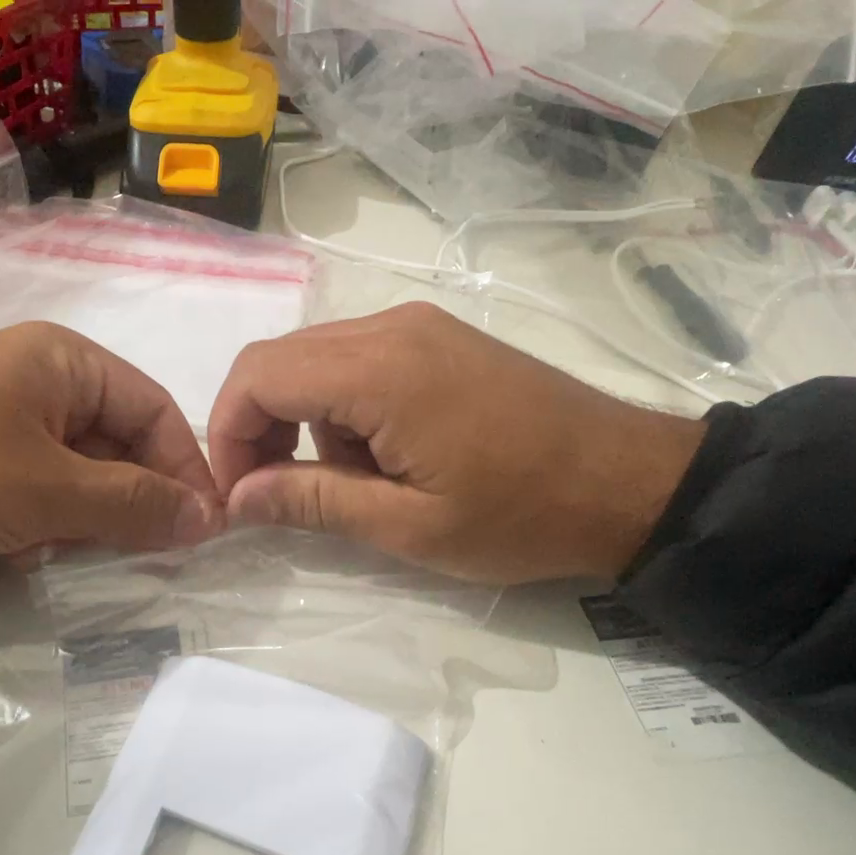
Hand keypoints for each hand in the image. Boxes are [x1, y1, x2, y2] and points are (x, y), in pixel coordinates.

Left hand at [0, 322, 224, 572]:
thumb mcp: (45, 490)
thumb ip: (132, 504)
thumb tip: (208, 518)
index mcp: (64, 362)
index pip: (156, 411)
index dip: (185, 470)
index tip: (200, 532)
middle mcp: (40, 382)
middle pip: (117, 446)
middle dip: (120, 505)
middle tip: (120, 555)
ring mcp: (2, 420)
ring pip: (76, 478)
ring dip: (74, 522)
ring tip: (45, 549)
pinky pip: (34, 492)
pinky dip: (35, 525)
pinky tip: (9, 549)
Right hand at [206, 302, 706, 583]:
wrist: (628, 482)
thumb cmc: (520, 515)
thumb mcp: (408, 525)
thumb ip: (312, 501)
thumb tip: (236, 496)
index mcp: (378, 369)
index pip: (258, 375)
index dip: (227, 434)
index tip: (238, 496)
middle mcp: (391, 327)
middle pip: (280, 361)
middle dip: (257, 428)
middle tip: (271, 495)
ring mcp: (418, 326)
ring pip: (316, 361)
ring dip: (302, 422)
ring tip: (344, 484)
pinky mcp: (438, 339)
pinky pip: (357, 363)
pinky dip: (342, 410)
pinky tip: (381, 457)